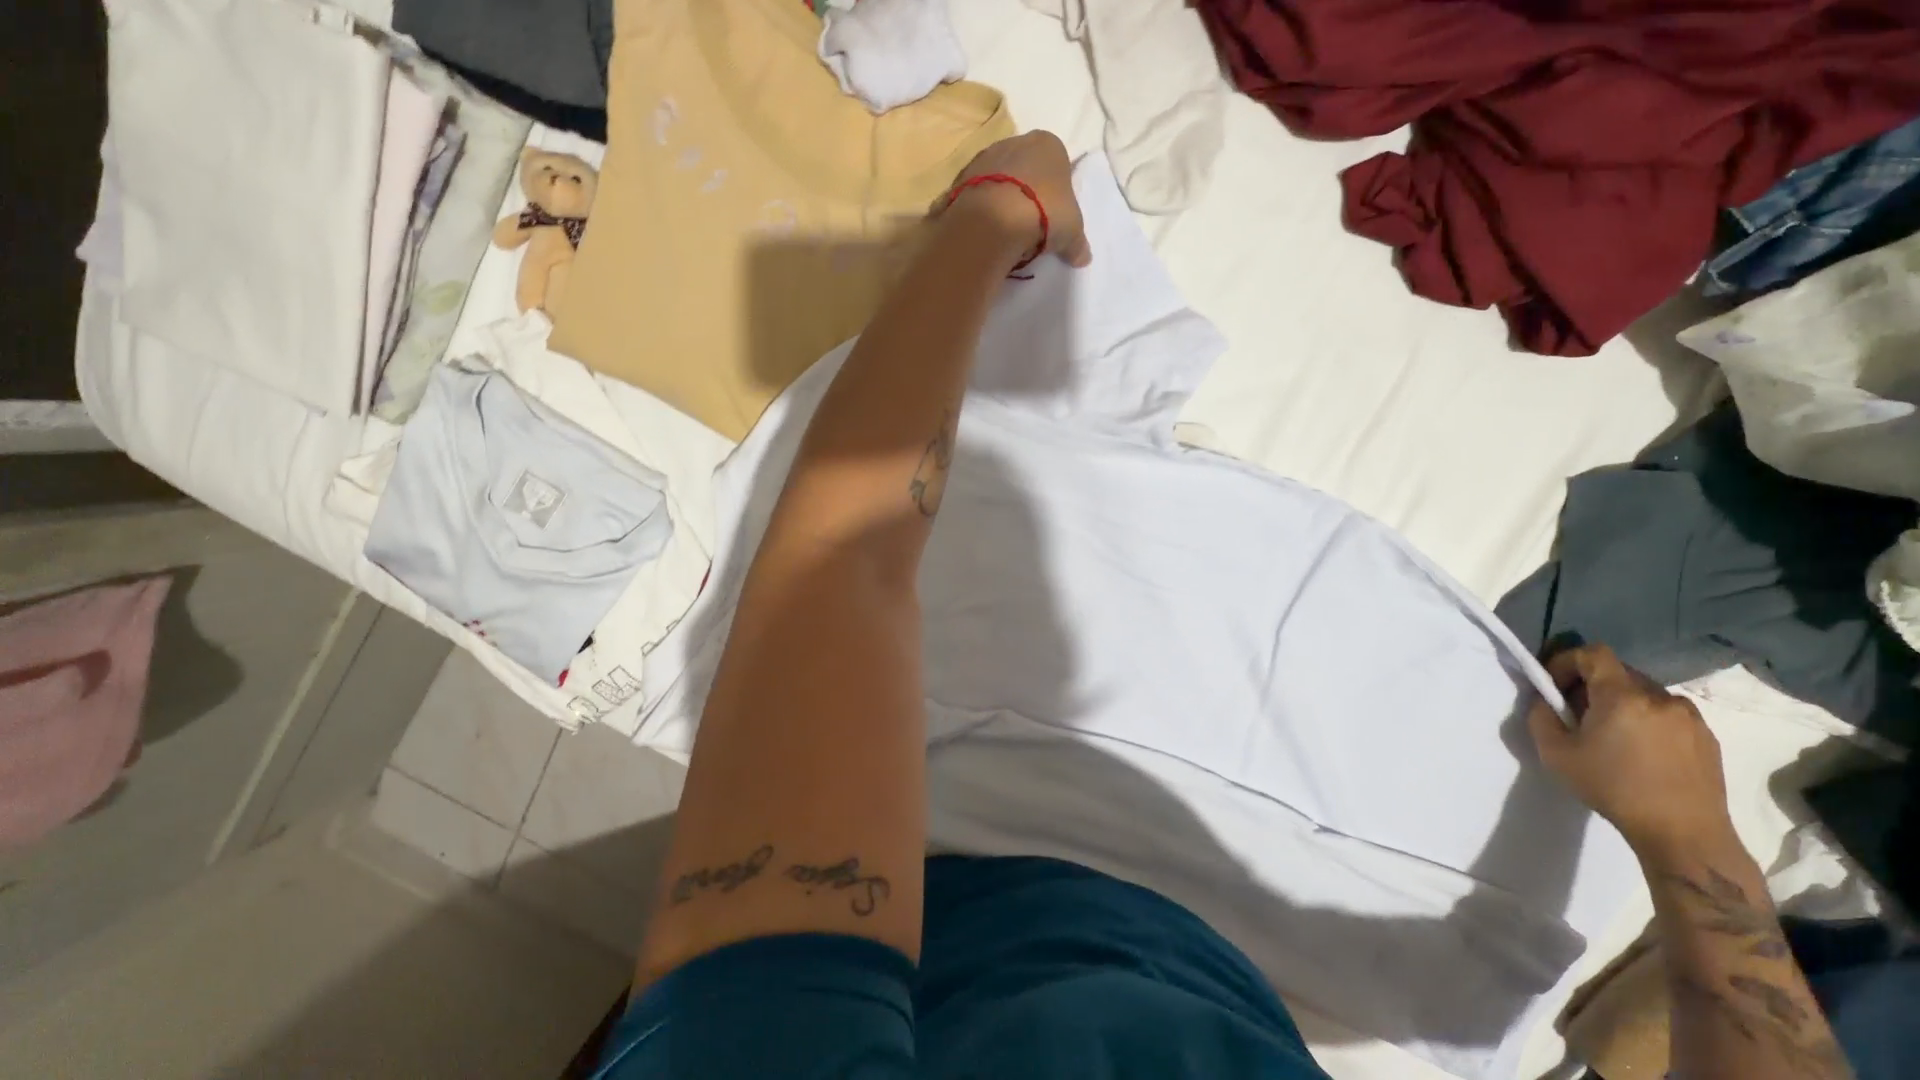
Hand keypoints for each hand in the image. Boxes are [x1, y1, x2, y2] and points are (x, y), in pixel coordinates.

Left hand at [937, 131, 1091, 267]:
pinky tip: (986, 229)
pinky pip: (976, 192)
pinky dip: (981, 207)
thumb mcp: (1071, 232)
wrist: (993, 219)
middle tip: (1030, 223)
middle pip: (1025, 166)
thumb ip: (1078, 243)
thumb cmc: (1044, 213)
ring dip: (1002, 197)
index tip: (1054, 214)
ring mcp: (985, 156)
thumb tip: (1084, 258)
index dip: (1057, 189)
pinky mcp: (961, 176)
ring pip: (999, 177)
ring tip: (1006, 230)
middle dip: (1028, 190)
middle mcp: (1015, 141)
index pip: (1057, 162)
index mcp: (1048, 144)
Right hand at [1526, 644, 1736, 860]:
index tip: (1555, 685)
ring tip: (1614, 739)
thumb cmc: (1614, 789)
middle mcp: (1660, 696)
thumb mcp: (1556, 755)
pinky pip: (1669, 715)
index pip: (1593, 653)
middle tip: (1579, 716)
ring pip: (1645, 695)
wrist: (1683, 832)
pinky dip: (1649, 722)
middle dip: (1593, 687)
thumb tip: (1546, 700)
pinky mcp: (1707, 736)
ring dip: (1623, 705)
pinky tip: (1644, 755)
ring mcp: (1689, 716)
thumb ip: (1541, 717)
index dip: (1567, 661)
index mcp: (1622, 696)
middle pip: (1619, 674)